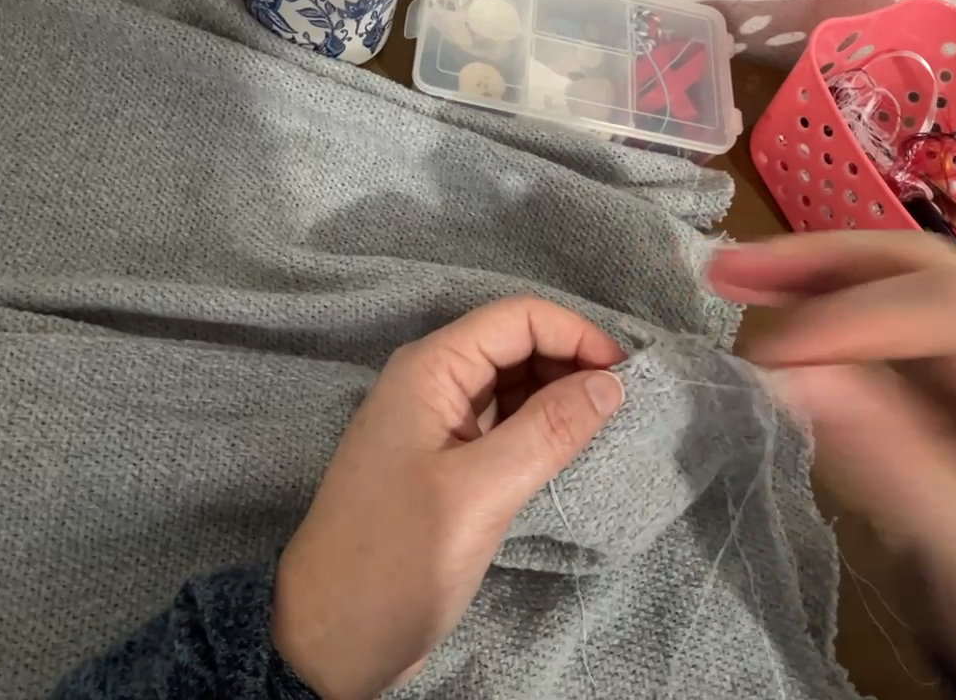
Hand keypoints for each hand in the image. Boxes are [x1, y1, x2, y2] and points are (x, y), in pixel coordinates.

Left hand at [272, 297, 627, 699]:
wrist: (329, 637)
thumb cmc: (395, 558)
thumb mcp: (479, 493)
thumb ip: (547, 430)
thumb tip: (612, 383)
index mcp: (432, 368)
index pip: (517, 319)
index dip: (575, 334)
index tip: (626, 376)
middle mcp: (435, 380)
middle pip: (516, 344)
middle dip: (571, 362)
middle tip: (624, 406)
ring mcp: (439, 419)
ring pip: (513, 382)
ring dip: (559, 395)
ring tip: (608, 426)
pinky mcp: (447, 457)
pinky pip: (503, 420)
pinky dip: (540, 426)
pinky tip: (571, 448)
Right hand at [711, 233, 955, 699]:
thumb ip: (904, 473)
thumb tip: (795, 374)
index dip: (859, 317)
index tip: (772, 351)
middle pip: (929, 277)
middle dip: (825, 265)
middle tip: (732, 269)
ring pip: (896, 290)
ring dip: (811, 278)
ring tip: (731, 274)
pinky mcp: (953, 396)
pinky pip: (878, 338)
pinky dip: (817, 318)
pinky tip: (770, 313)